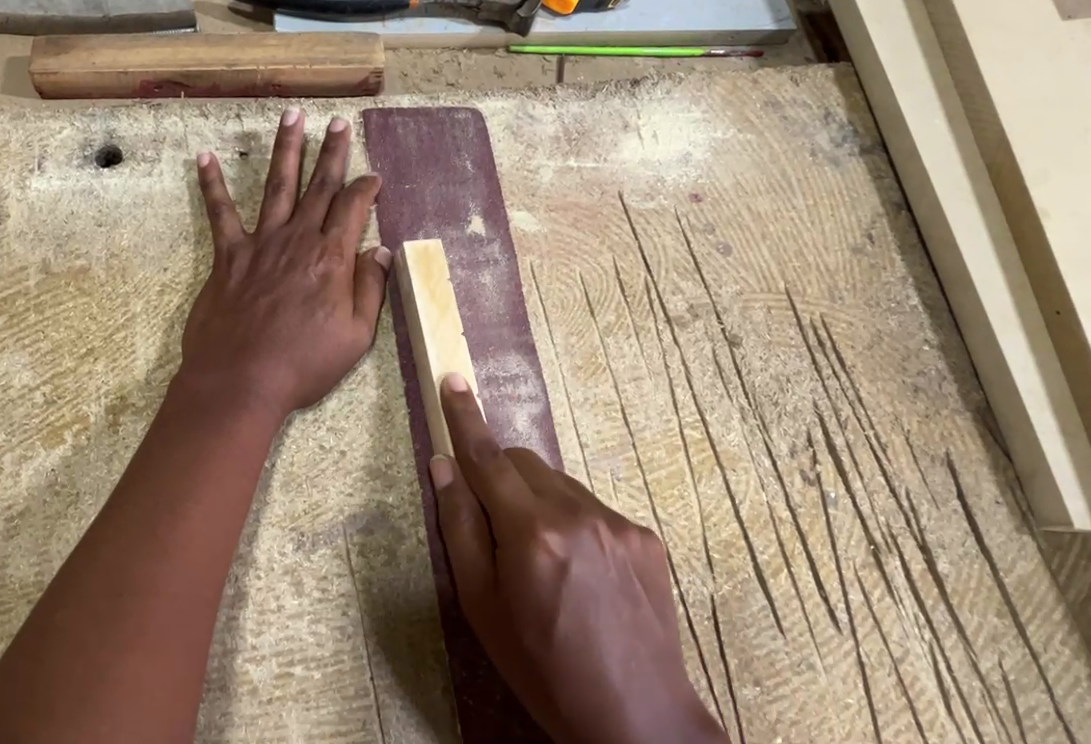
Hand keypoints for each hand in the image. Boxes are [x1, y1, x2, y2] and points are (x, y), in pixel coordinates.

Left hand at [176, 108, 391, 425]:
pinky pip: (220, 213)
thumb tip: (381, 252)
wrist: (241, 379)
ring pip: (277, 185)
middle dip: (332, 151)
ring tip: (293, 116)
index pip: (354, 208)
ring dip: (286, 149)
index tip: (374, 176)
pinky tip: (204, 157)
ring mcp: (261, 243)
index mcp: (332, 259)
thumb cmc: (303, 364)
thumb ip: (370, 290)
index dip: (366, 188)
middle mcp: (298, 240)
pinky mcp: (228, 256)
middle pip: (320, 186)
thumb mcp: (356, 337)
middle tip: (339, 122)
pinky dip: (212, 184)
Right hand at [430, 374, 728, 743]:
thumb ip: (460, 527)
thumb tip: (444, 465)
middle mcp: (578, 514)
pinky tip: (581, 574)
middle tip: (494, 527)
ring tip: (544, 563)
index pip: (488, 458)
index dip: (466, 418)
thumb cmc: (542, 667)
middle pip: (524, 463)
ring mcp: (619, 524)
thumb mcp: (481, 605)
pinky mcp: (646, 538)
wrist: (635, 719)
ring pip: (559, 484)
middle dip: (501, 478)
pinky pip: (593, 509)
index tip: (453, 381)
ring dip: (538, 502)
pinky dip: (573, 523)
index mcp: (531, 532)